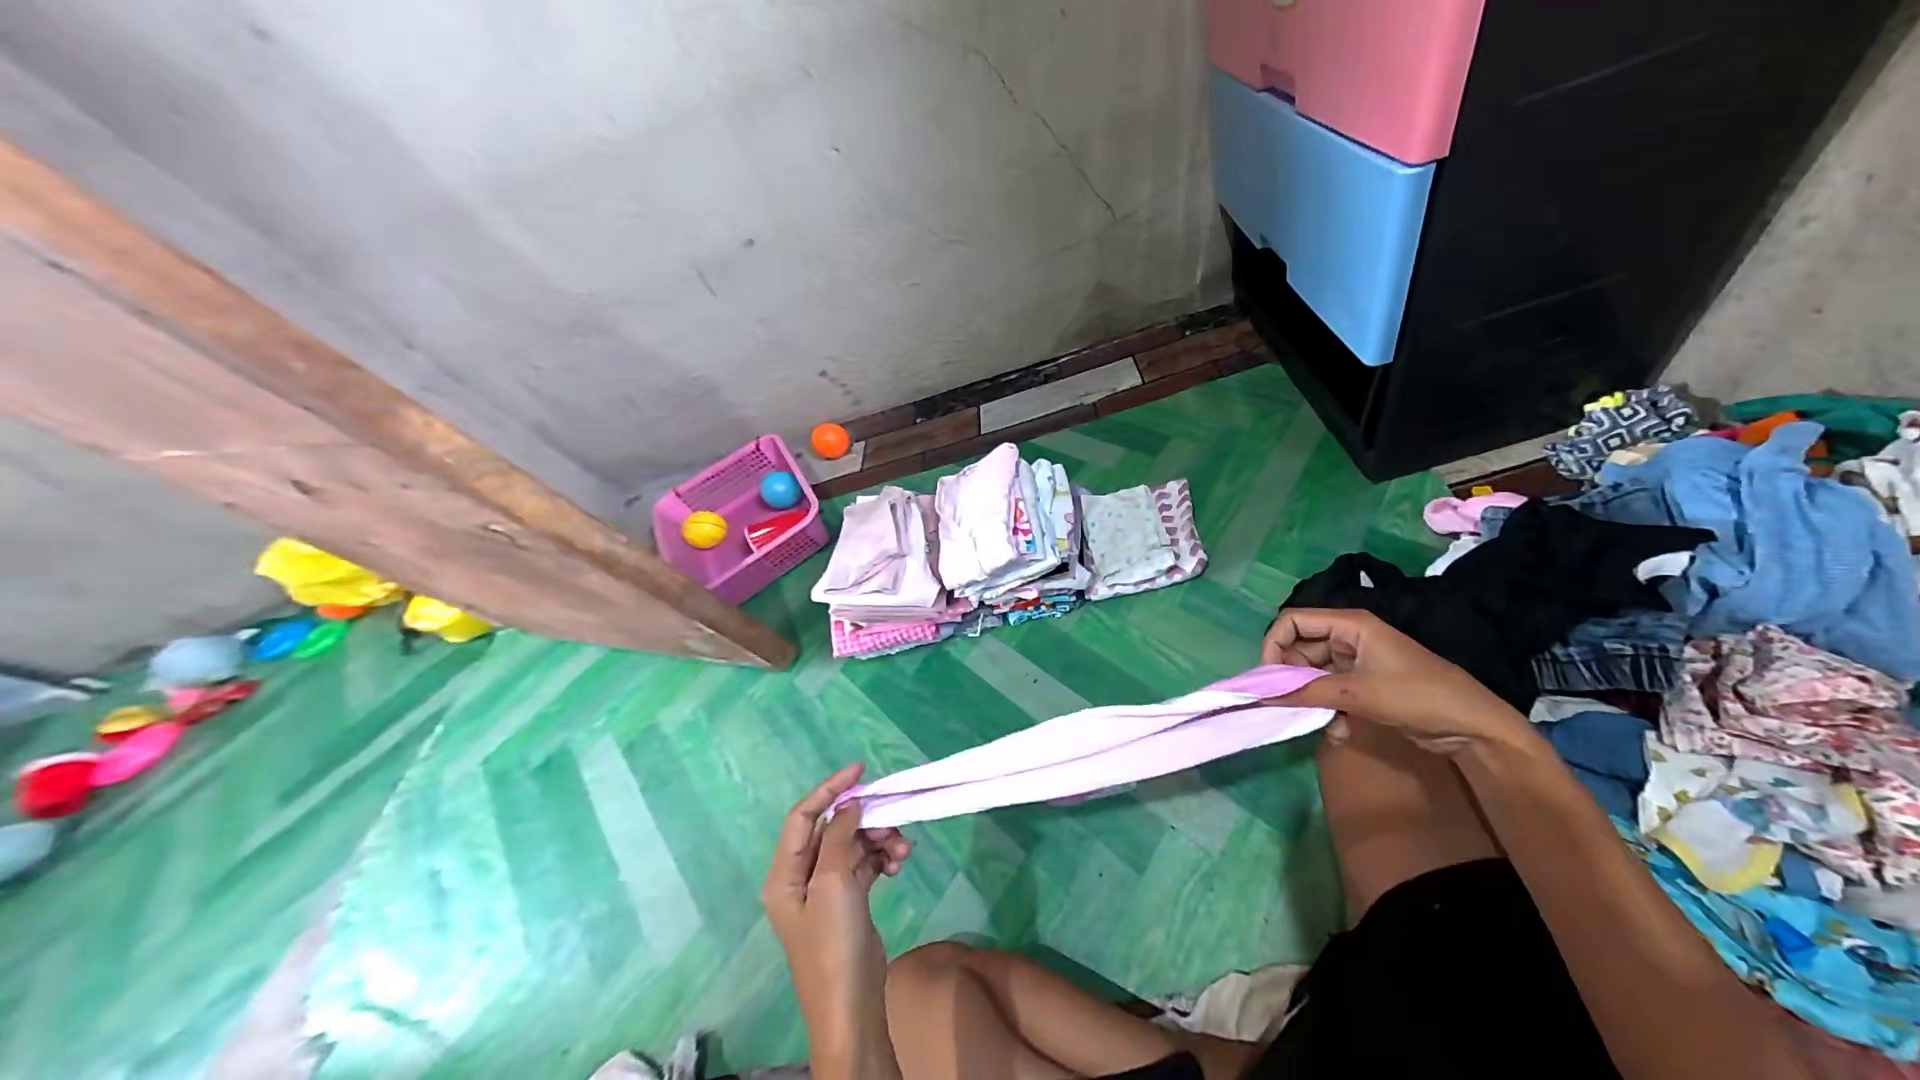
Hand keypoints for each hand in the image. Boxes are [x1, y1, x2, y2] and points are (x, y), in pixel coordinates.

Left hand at [763, 765, 912, 1050]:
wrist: (851, 1007)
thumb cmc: (833, 945)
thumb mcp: (832, 884)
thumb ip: (838, 837)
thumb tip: (849, 804)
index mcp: (784, 873)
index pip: (803, 816)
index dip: (829, 789)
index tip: (860, 770)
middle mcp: (801, 877)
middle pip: (831, 830)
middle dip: (863, 820)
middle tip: (893, 820)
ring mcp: (825, 890)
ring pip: (852, 846)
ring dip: (877, 840)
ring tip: (902, 850)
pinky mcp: (848, 901)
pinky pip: (864, 865)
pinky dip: (880, 859)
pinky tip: (898, 864)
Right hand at [1261, 607, 1531, 755]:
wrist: (1473, 727)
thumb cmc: (1417, 696)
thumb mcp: (1358, 694)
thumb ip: (1308, 692)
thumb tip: (1263, 696)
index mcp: (1350, 624)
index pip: (1293, 621)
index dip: (1274, 645)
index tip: (1268, 678)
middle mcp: (1349, 637)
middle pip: (1299, 649)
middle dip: (1290, 678)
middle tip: (1287, 704)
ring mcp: (1356, 662)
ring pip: (1312, 674)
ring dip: (1310, 699)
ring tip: (1319, 722)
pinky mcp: (1363, 685)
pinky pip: (1328, 691)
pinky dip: (1327, 710)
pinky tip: (1339, 731)